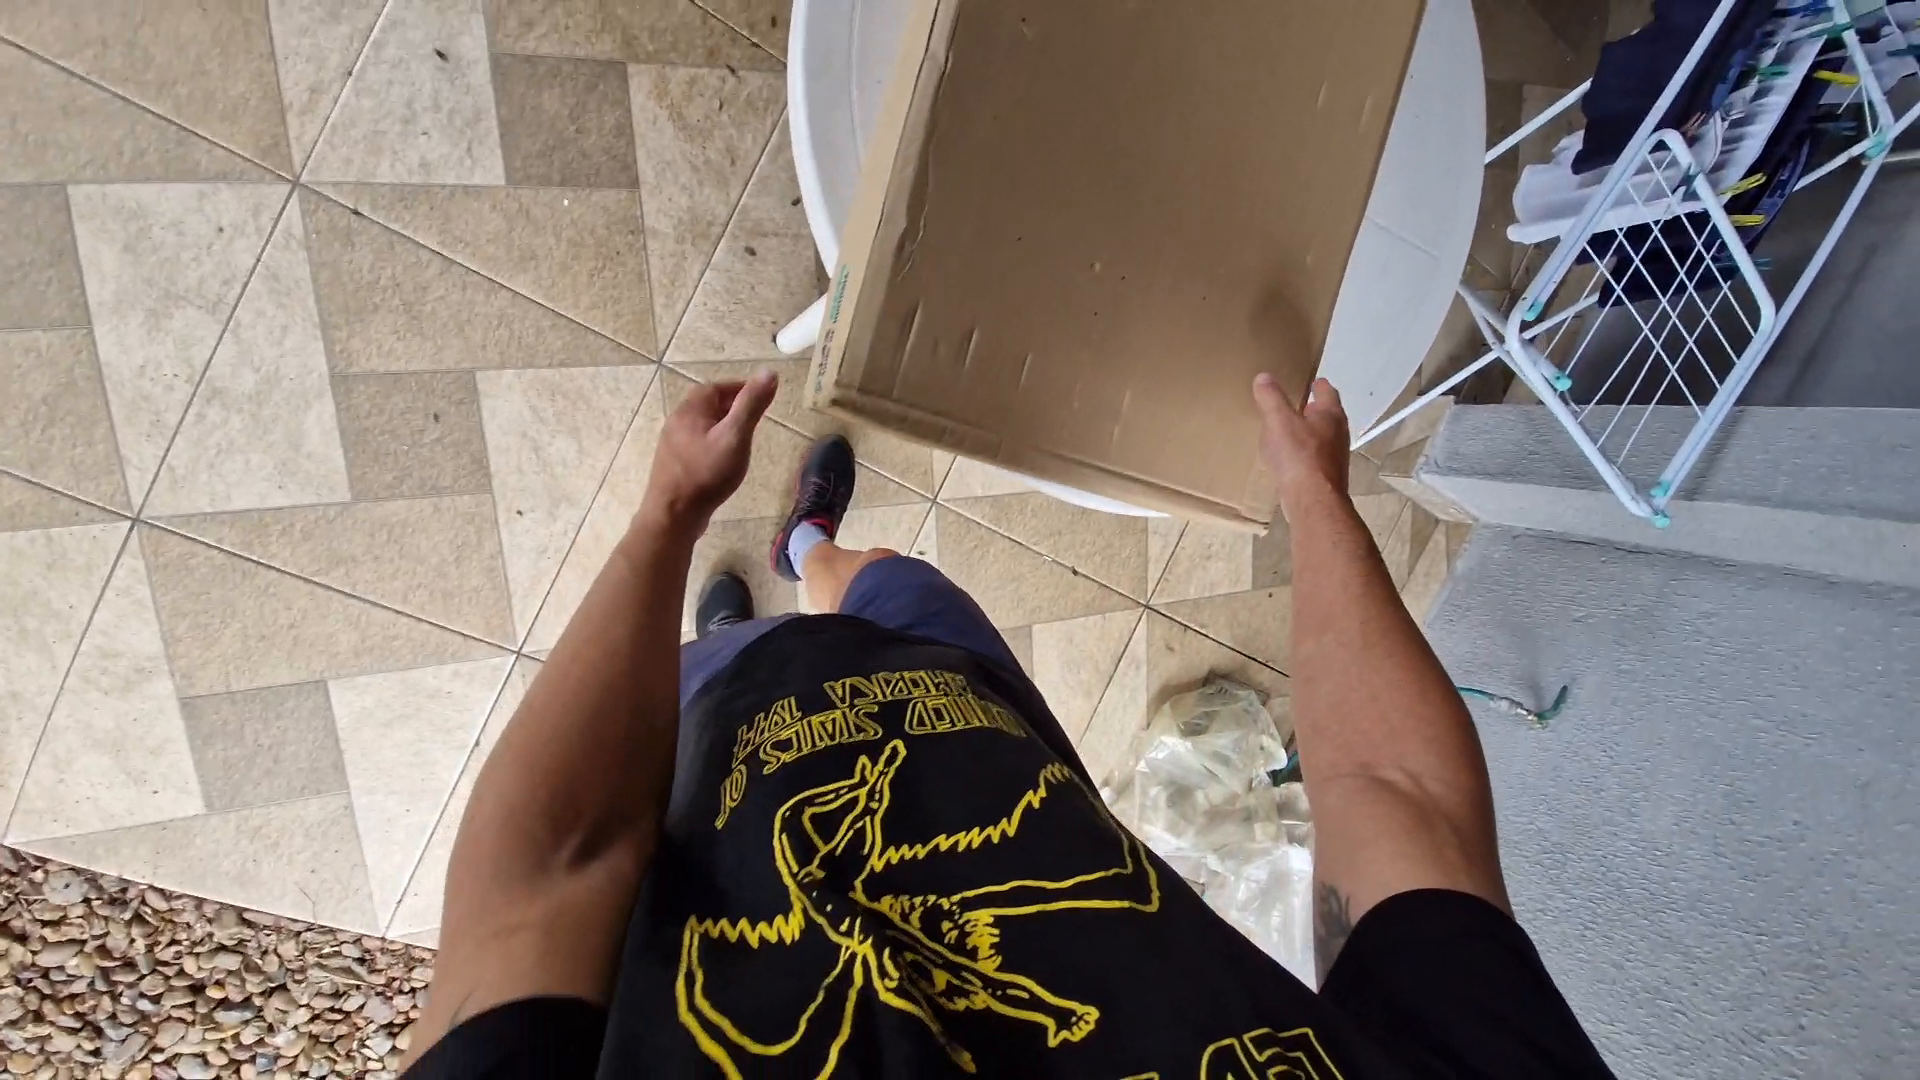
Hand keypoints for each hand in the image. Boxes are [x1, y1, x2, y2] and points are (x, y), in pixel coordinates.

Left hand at [638, 370, 777, 535]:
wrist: (674, 513)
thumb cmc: (708, 473)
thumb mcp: (736, 436)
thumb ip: (751, 404)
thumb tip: (770, 373)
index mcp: (691, 410)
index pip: (716, 387)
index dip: (739, 388)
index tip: (760, 396)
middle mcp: (677, 421)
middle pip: (707, 404)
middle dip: (732, 406)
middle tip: (755, 416)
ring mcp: (672, 443)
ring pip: (701, 425)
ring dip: (722, 425)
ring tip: (743, 437)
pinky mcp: (673, 463)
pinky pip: (696, 443)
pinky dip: (713, 442)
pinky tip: (723, 459)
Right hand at [1252, 373, 1349, 515]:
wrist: (1312, 498)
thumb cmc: (1298, 455)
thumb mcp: (1278, 421)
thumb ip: (1271, 398)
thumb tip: (1264, 377)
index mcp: (1330, 414)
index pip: (1327, 392)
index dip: (1319, 385)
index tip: (1313, 382)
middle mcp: (1338, 432)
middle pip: (1328, 415)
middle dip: (1314, 409)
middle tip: (1299, 405)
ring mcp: (1335, 455)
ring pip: (1323, 437)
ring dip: (1310, 432)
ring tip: (1291, 431)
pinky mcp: (1327, 474)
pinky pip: (1316, 457)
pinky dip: (1305, 453)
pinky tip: (1290, 459)